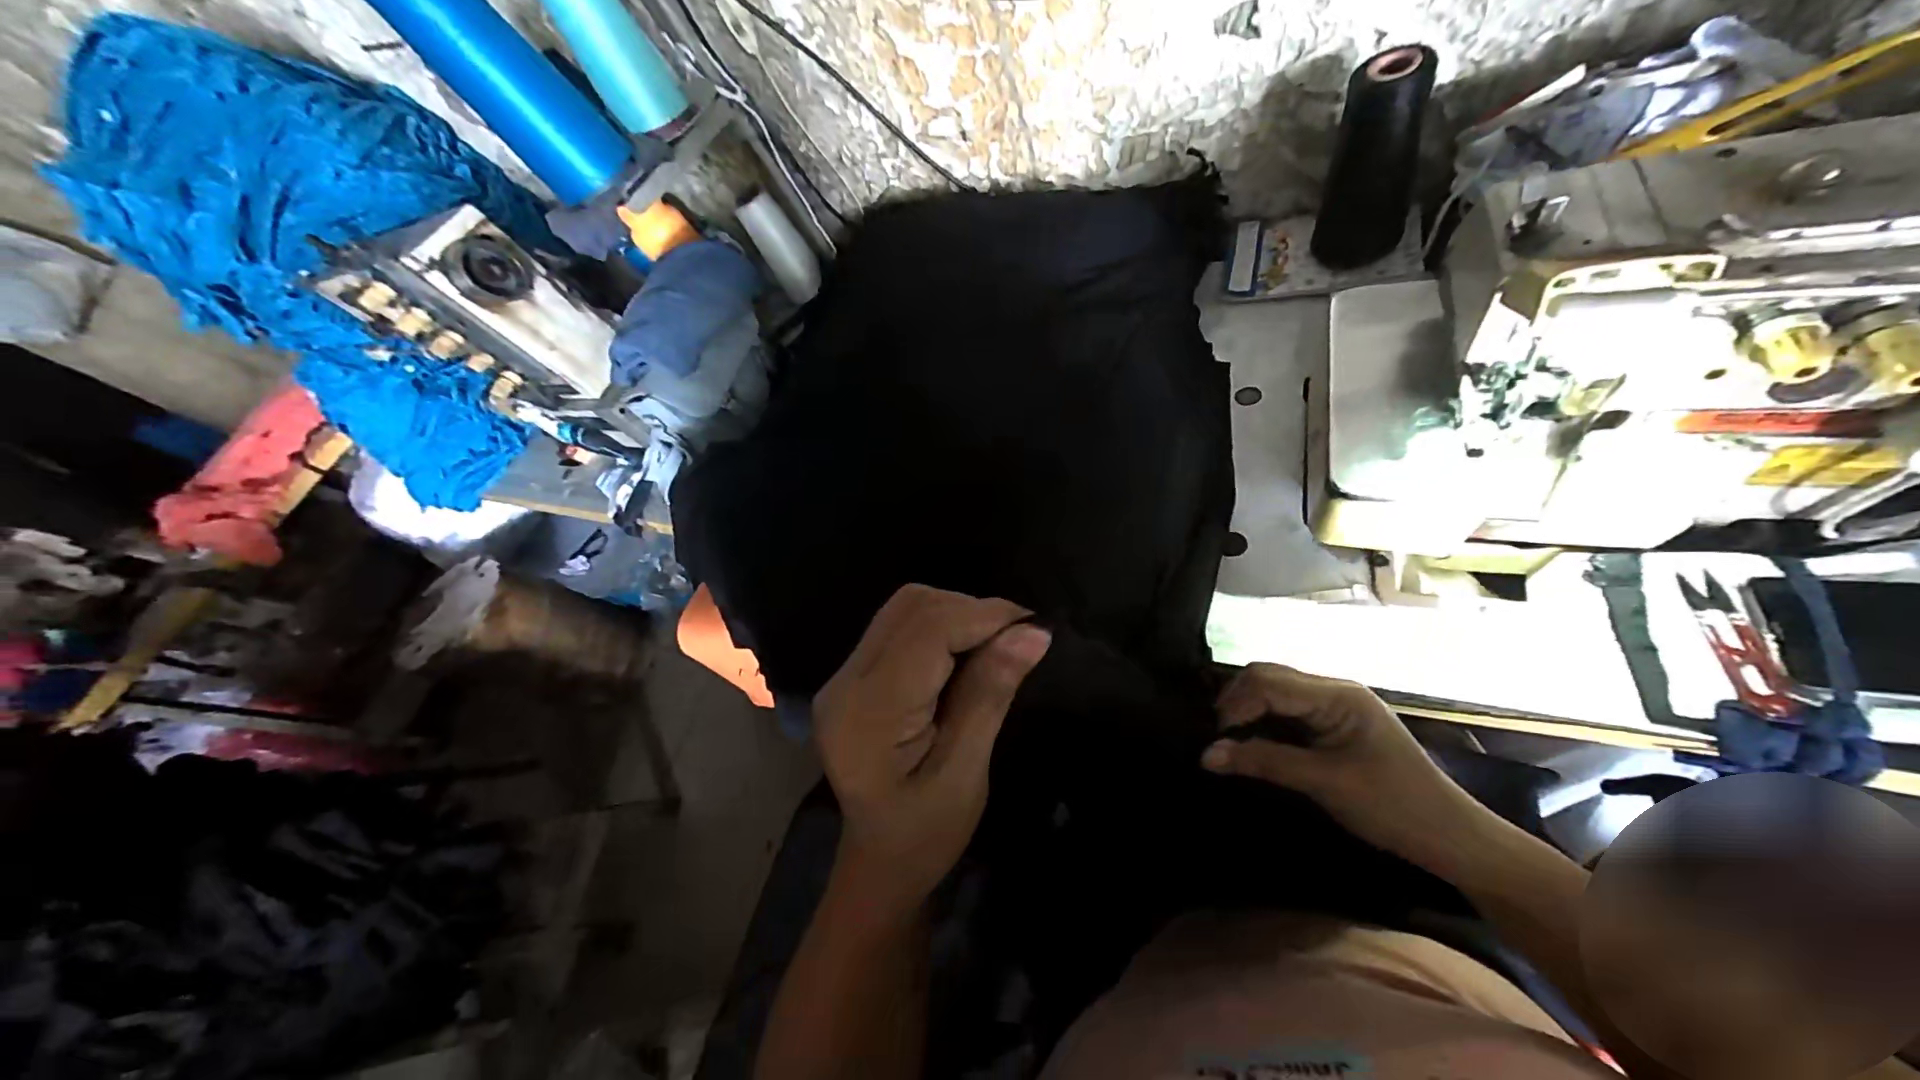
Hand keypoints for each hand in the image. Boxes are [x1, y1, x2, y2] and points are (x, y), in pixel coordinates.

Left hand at [813, 585, 1051, 910]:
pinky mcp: (852, 676)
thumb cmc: (926, 835)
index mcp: (867, 713)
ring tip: (995, 646)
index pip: (926, 631)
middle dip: (972, 611)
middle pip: (912, 608)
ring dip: (957, 614)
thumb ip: (989, 695)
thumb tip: (1032, 632)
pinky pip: (900, 626)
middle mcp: (844, 683)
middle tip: (1018, 640)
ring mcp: (842, 677)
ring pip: (905, 609)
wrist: (879, 861)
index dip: (984, 616)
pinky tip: (965, 653)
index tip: (1034, 629)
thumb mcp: (966, 772)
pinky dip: (941, 626)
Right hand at [1200, 663, 1485, 866]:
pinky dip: (1263, 723)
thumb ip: (1264, 762)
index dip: (1235, 705)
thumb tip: (1206, 755)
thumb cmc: (1394, 807)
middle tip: (1219, 741)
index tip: (1215, 740)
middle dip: (1236, 703)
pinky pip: (1286, 710)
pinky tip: (1253, 744)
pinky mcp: (1332, 724)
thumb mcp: (1324, 783)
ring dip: (1247, 712)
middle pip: (1267, 677)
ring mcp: (1334, 706)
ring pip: (1273, 692)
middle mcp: (1334, 690)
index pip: (1269, 682)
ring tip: (1230, 743)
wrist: (1451, 838)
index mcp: (1338, 695)